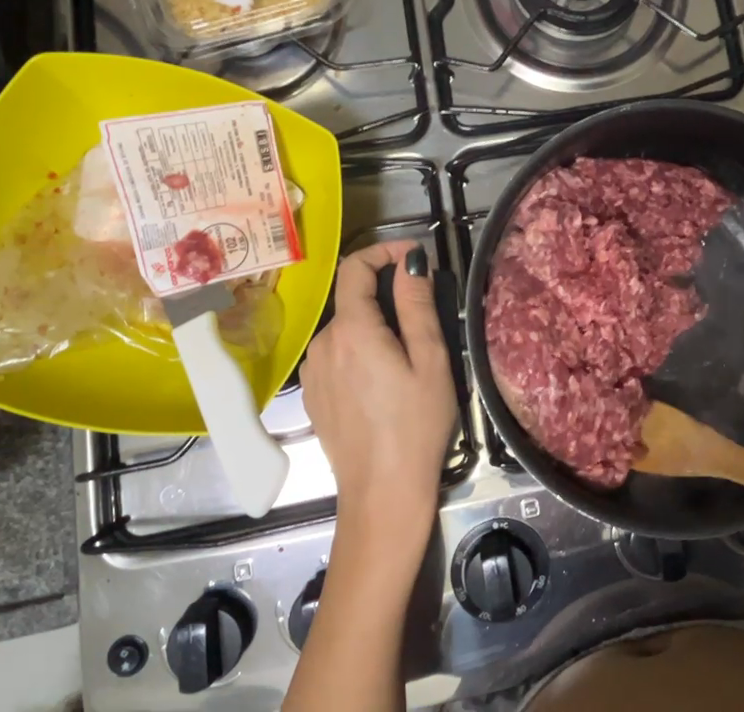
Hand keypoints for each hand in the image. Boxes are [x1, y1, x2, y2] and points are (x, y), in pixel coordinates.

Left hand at [301, 240, 456, 531]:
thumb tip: (411, 261)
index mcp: (353, 330)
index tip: (414, 256)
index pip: (355, 267)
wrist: (381, 492)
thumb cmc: (416, 424)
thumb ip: (416, 305)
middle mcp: (323, 344)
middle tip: (426, 317)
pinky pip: (337, 355)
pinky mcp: (313, 394)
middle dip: (387, 295)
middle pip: (353, 300)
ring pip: (346, 329)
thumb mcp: (430, 360)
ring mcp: (313, 371)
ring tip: (409, 356)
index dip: (384, 251)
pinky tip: (385, 382)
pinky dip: (361, 350)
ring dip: (375, 326)